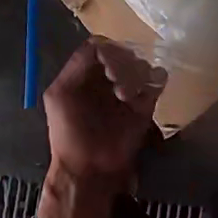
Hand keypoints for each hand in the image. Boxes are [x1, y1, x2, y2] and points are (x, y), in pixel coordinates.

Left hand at [43, 37, 166, 182]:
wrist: (90, 171)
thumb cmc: (70, 134)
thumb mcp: (60, 94)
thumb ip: (77, 65)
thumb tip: (103, 47)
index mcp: (84, 75)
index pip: (101, 46)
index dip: (108, 51)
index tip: (110, 70)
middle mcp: (106, 79)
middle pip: (123, 53)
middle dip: (124, 65)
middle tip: (119, 89)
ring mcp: (127, 92)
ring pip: (141, 65)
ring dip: (136, 76)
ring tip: (126, 99)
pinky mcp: (144, 106)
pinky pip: (157, 81)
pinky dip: (155, 81)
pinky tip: (142, 98)